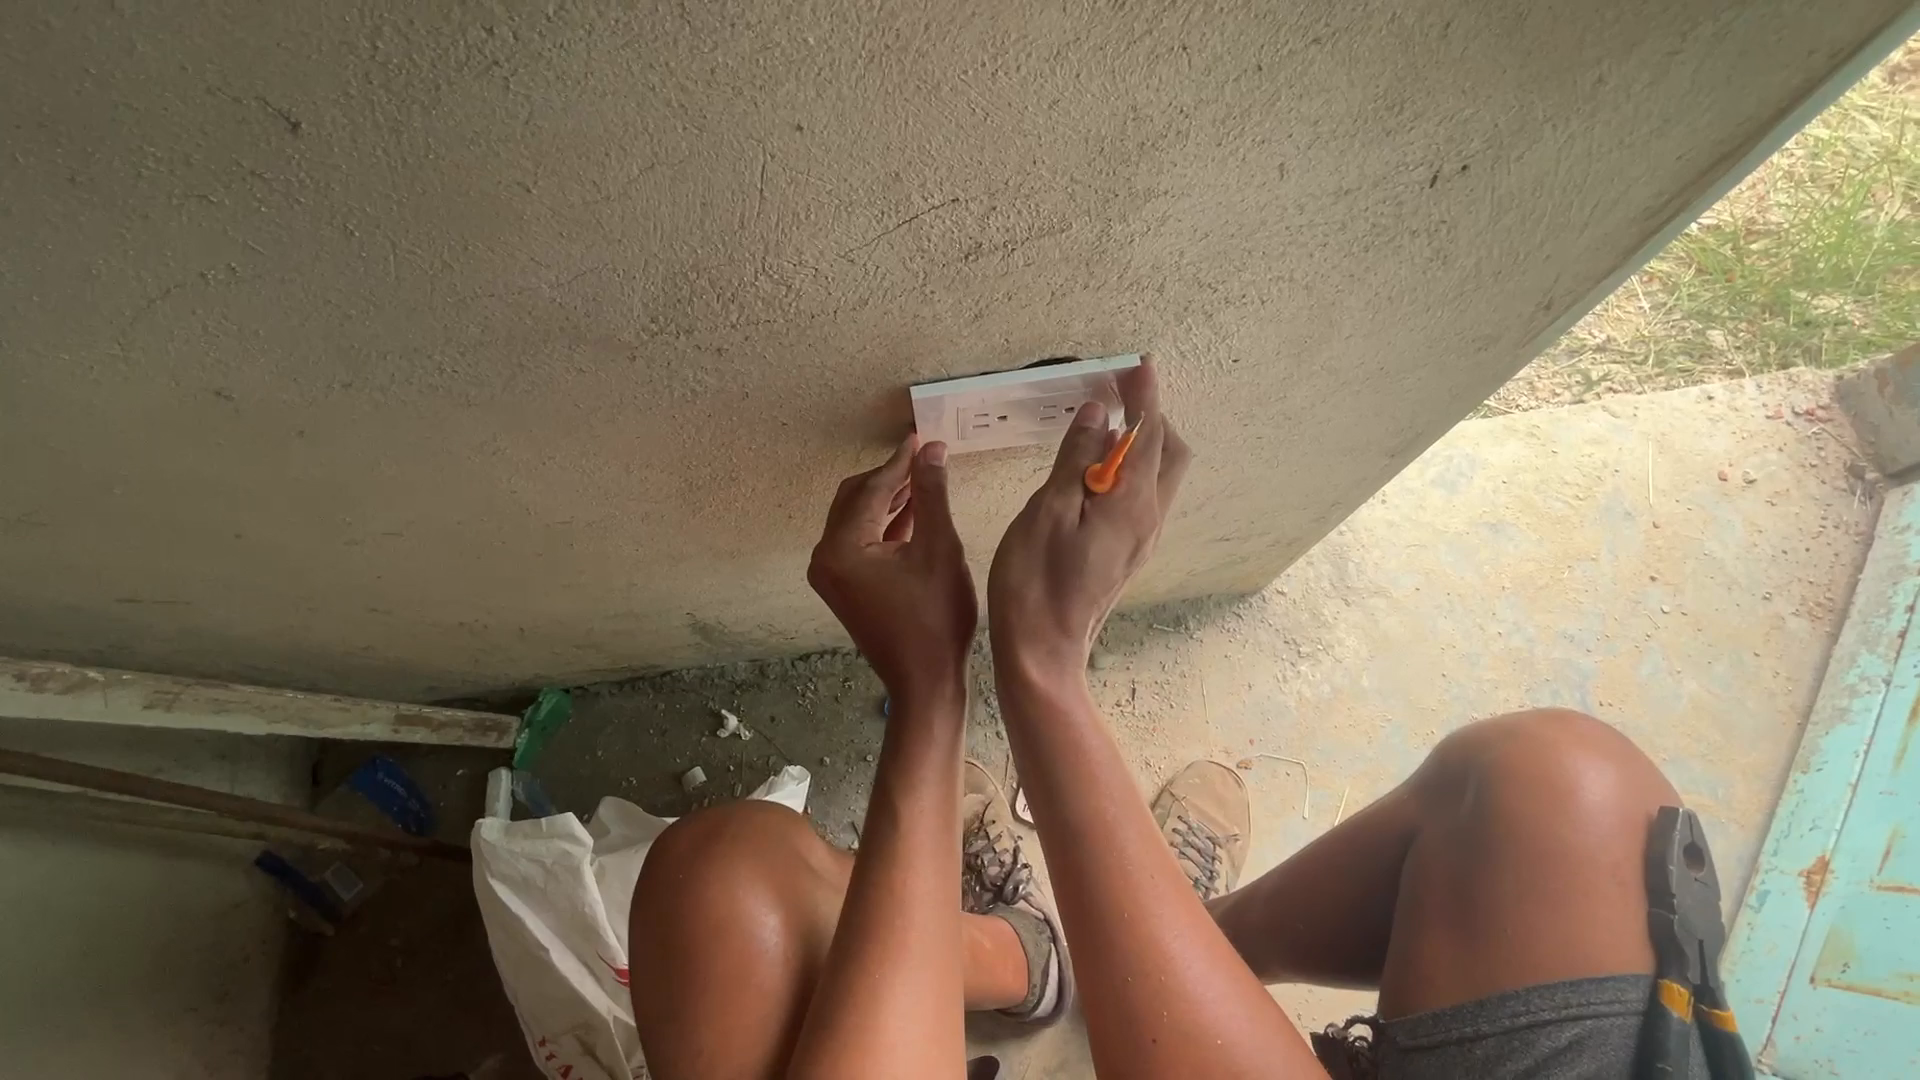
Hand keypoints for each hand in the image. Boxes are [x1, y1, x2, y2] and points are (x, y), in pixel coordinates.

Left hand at [809, 435, 976, 705]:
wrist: (925, 680)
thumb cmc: (936, 620)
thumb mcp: (940, 550)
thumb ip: (932, 495)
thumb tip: (932, 450)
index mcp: (842, 548)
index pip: (872, 489)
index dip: (900, 462)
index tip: (921, 438)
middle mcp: (825, 558)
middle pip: (855, 499)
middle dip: (890, 477)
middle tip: (923, 458)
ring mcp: (830, 574)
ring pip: (857, 519)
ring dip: (888, 500)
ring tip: (923, 480)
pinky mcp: (842, 586)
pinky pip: (858, 542)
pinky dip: (883, 525)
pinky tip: (913, 512)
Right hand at [988, 356, 1190, 677]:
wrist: (1042, 650)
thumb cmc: (1035, 581)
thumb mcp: (1046, 512)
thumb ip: (1075, 460)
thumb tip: (1098, 414)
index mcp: (1131, 503)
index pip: (1148, 433)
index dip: (1144, 395)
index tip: (1137, 365)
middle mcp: (1148, 519)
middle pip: (1169, 452)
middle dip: (1151, 415)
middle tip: (1118, 392)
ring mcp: (1141, 539)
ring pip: (1159, 475)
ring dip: (1142, 442)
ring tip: (1106, 424)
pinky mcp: (1128, 553)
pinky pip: (1143, 496)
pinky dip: (1131, 469)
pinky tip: (1097, 470)